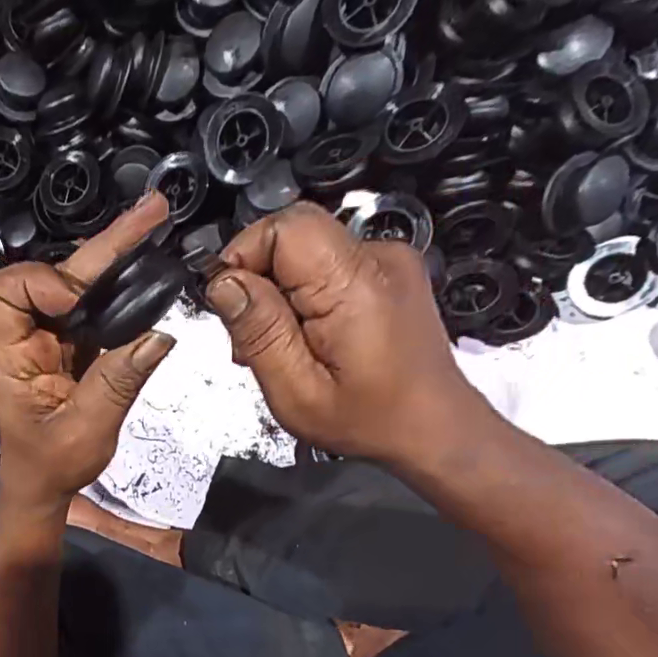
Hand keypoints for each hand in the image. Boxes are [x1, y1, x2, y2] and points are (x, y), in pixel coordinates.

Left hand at [0, 191, 175, 511]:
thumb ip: (117, 384)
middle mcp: (28, 338)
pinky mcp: (75, 345)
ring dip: (115, 255)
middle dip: (100, 248)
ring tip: (154, 226)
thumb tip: (156, 339)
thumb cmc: (48, 466)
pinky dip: (122, 286)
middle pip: (52, 275)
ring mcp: (53, 339)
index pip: (4, 293)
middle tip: (148, 217)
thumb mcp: (85, 433)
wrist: (46, 483)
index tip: (77, 301)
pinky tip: (148, 267)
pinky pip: (97, 307)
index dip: (41, 283)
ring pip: (77, 284)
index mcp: (11, 358)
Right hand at [205, 203, 496, 461]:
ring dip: (280, 298)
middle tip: (255, 341)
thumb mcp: (297, 393)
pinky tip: (309, 342)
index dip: (245, 259)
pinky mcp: (386, 274)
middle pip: (291, 238)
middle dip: (258, 284)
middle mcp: (377, 261)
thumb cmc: (375, 421)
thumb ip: (258, 333)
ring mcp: (386, 263)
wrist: (433, 429)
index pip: (283, 227)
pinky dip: (305, 301)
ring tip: (286, 350)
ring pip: (304, 255)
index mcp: (354, 286)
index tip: (230, 303)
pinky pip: (326, 269)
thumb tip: (223, 284)